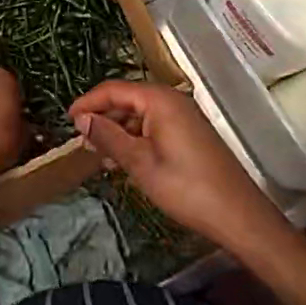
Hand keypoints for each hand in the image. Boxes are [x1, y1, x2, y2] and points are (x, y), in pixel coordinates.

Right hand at [68, 81, 288, 250]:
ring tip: (98, 155)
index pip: (114, 89)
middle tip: (81, 142)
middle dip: (103, 118)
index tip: (67, 120)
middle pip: (127, 99)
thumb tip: (82, 119)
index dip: (88, 103)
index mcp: (159, 99)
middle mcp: (172, 100)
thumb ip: (108, 137)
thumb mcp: (140, 163)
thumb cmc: (185, 187)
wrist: (238, 214)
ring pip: (140, 114)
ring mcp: (183, 116)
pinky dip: (135, 139)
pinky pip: (154, 126)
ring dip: (118, 131)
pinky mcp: (190, 133)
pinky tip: (124, 161)